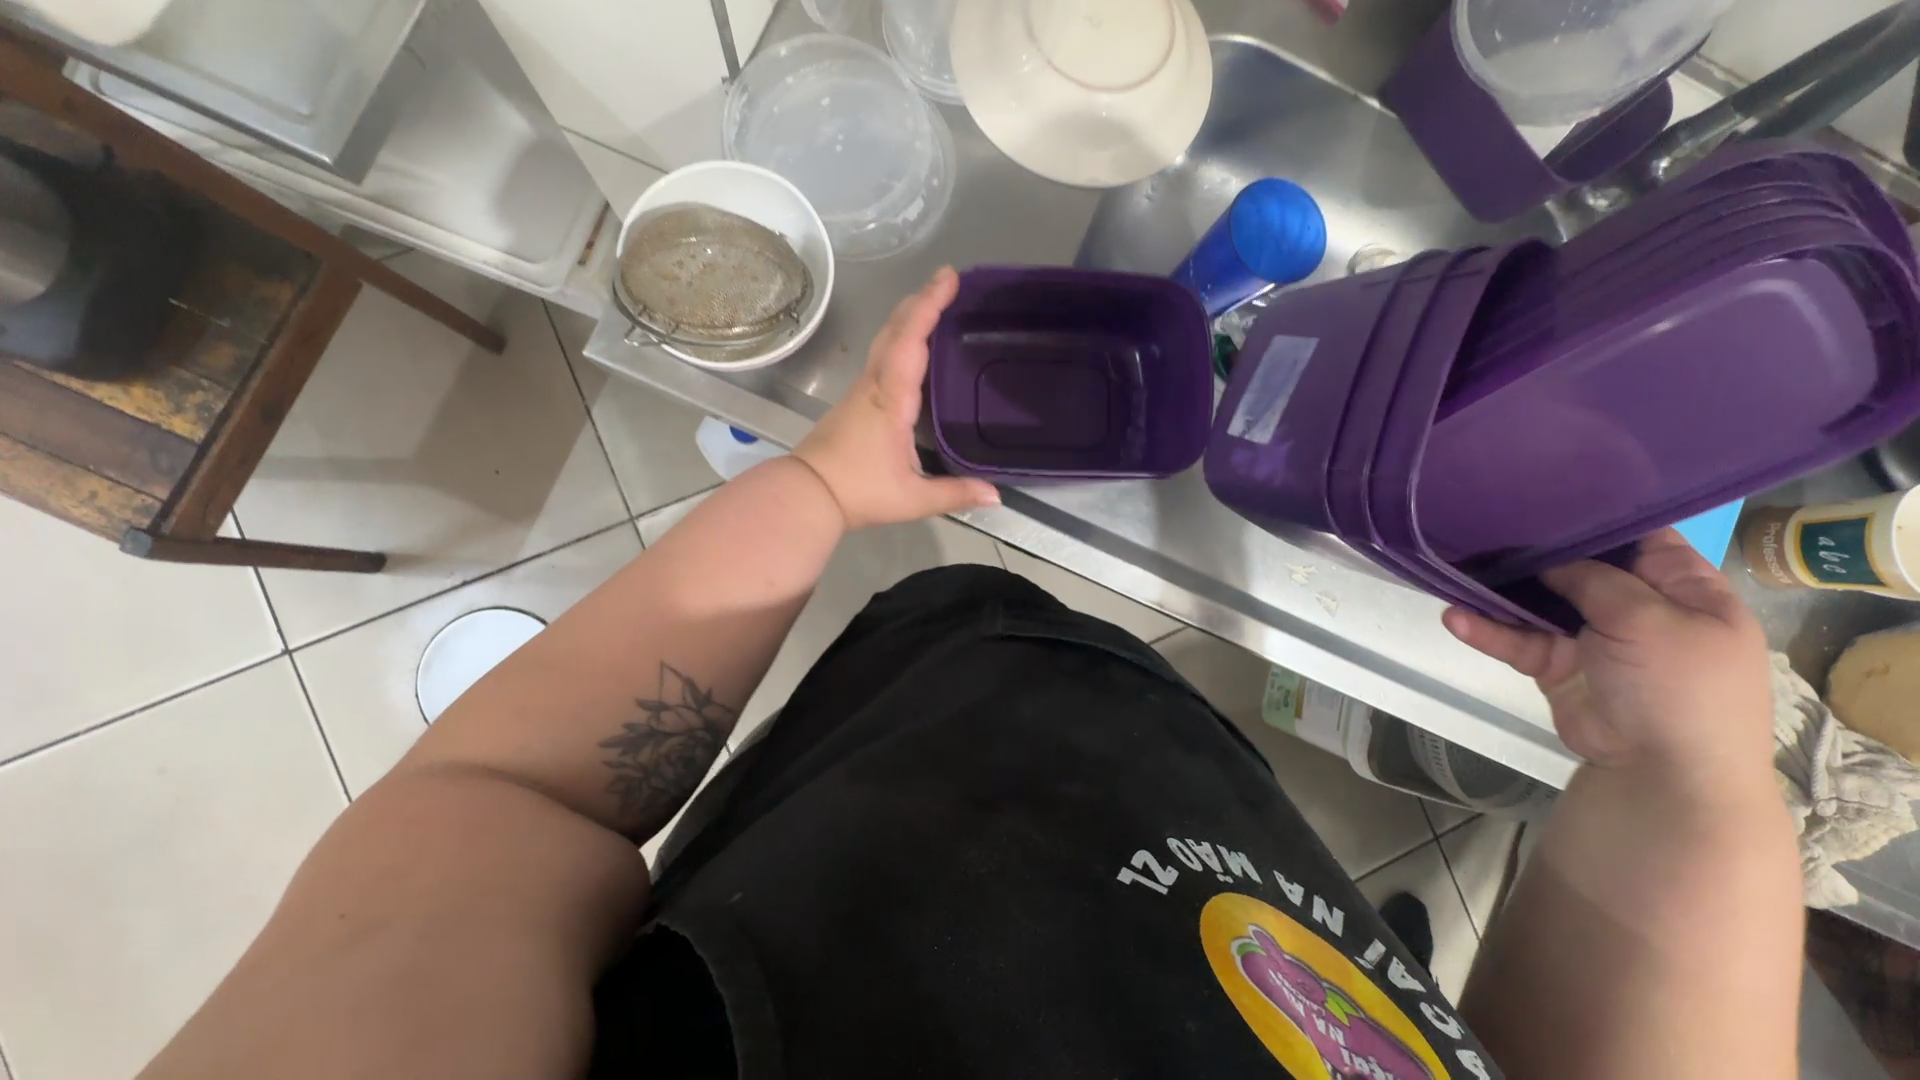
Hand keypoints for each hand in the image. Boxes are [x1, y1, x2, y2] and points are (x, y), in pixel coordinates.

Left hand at [794, 267, 999, 529]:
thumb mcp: (913, 499)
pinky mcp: (856, 401)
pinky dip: (901, 338)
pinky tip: (913, 347)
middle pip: (895, 329)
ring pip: (885, 340)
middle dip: (921, 300)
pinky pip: (883, 357)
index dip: (930, 305)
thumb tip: (997, 498)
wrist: (807, 494)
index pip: (912, 340)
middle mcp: (875, 384)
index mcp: (891, 398)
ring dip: (908, 317)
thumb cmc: (859, 492)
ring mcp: (862, 390)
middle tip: (947, 280)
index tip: (948, 277)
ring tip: (932, 303)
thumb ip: (955, 493)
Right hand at [1442, 528, 1773, 792]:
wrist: (1663, 771)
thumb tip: (1551, 560)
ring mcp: (1598, 642)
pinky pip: (1520, 642)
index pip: (1645, 541)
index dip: (1604, 518)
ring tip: (1458, 569)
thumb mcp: (1649, 618)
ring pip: (1542, 606)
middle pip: (1583, 570)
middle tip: (1491, 525)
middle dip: (1539, 553)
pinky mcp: (1560, 669)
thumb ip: (1596, 579)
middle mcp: (1642, 612)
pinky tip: (1455, 617)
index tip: (1552, 496)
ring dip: (1502, 592)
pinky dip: (1489, 631)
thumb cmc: (1678, 685)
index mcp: (1688, 593)